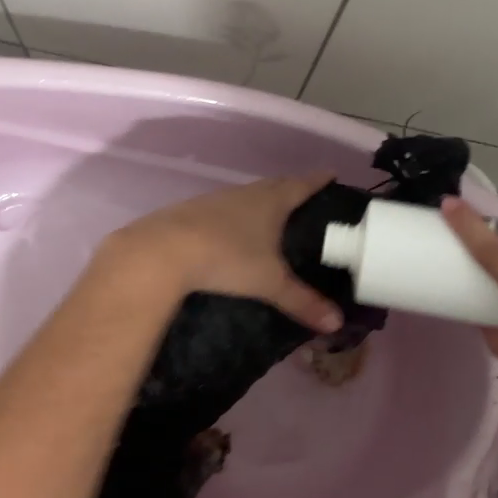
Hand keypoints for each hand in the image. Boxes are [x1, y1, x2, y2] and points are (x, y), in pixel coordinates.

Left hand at [102, 173, 343, 333]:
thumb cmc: (226, 257)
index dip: (318, 180)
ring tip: (270, 220)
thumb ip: (302, 301)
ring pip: (245, 197)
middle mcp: (244, 194)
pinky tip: (230, 235)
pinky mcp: (190, 213)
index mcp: (270, 201)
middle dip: (291, 190)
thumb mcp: (269, 282)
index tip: (331, 175)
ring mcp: (214, 201)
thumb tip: (335, 323)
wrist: (162, 251)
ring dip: (259, 204)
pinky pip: (221, 211)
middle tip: (305, 200)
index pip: (301, 184)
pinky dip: (233, 218)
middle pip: (273, 186)